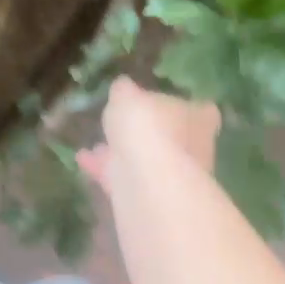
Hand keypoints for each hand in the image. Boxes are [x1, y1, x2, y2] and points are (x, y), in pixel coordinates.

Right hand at [77, 77, 220, 194]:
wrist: (147, 180)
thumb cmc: (147, 127)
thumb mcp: (127, 97)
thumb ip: (124, 91)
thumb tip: (123, 86)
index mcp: (198, 118)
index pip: (200, 109)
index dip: (180, 106)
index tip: (159, 105)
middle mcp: (194, 148)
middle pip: (171, 138)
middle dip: (145, 134)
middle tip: (119, 127)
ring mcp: (175, 176)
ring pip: (147, 161)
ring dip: (122, 154)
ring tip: (95, 147)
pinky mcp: (153, 197)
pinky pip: (127, 179)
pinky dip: (107, 170)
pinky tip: (84, 162)